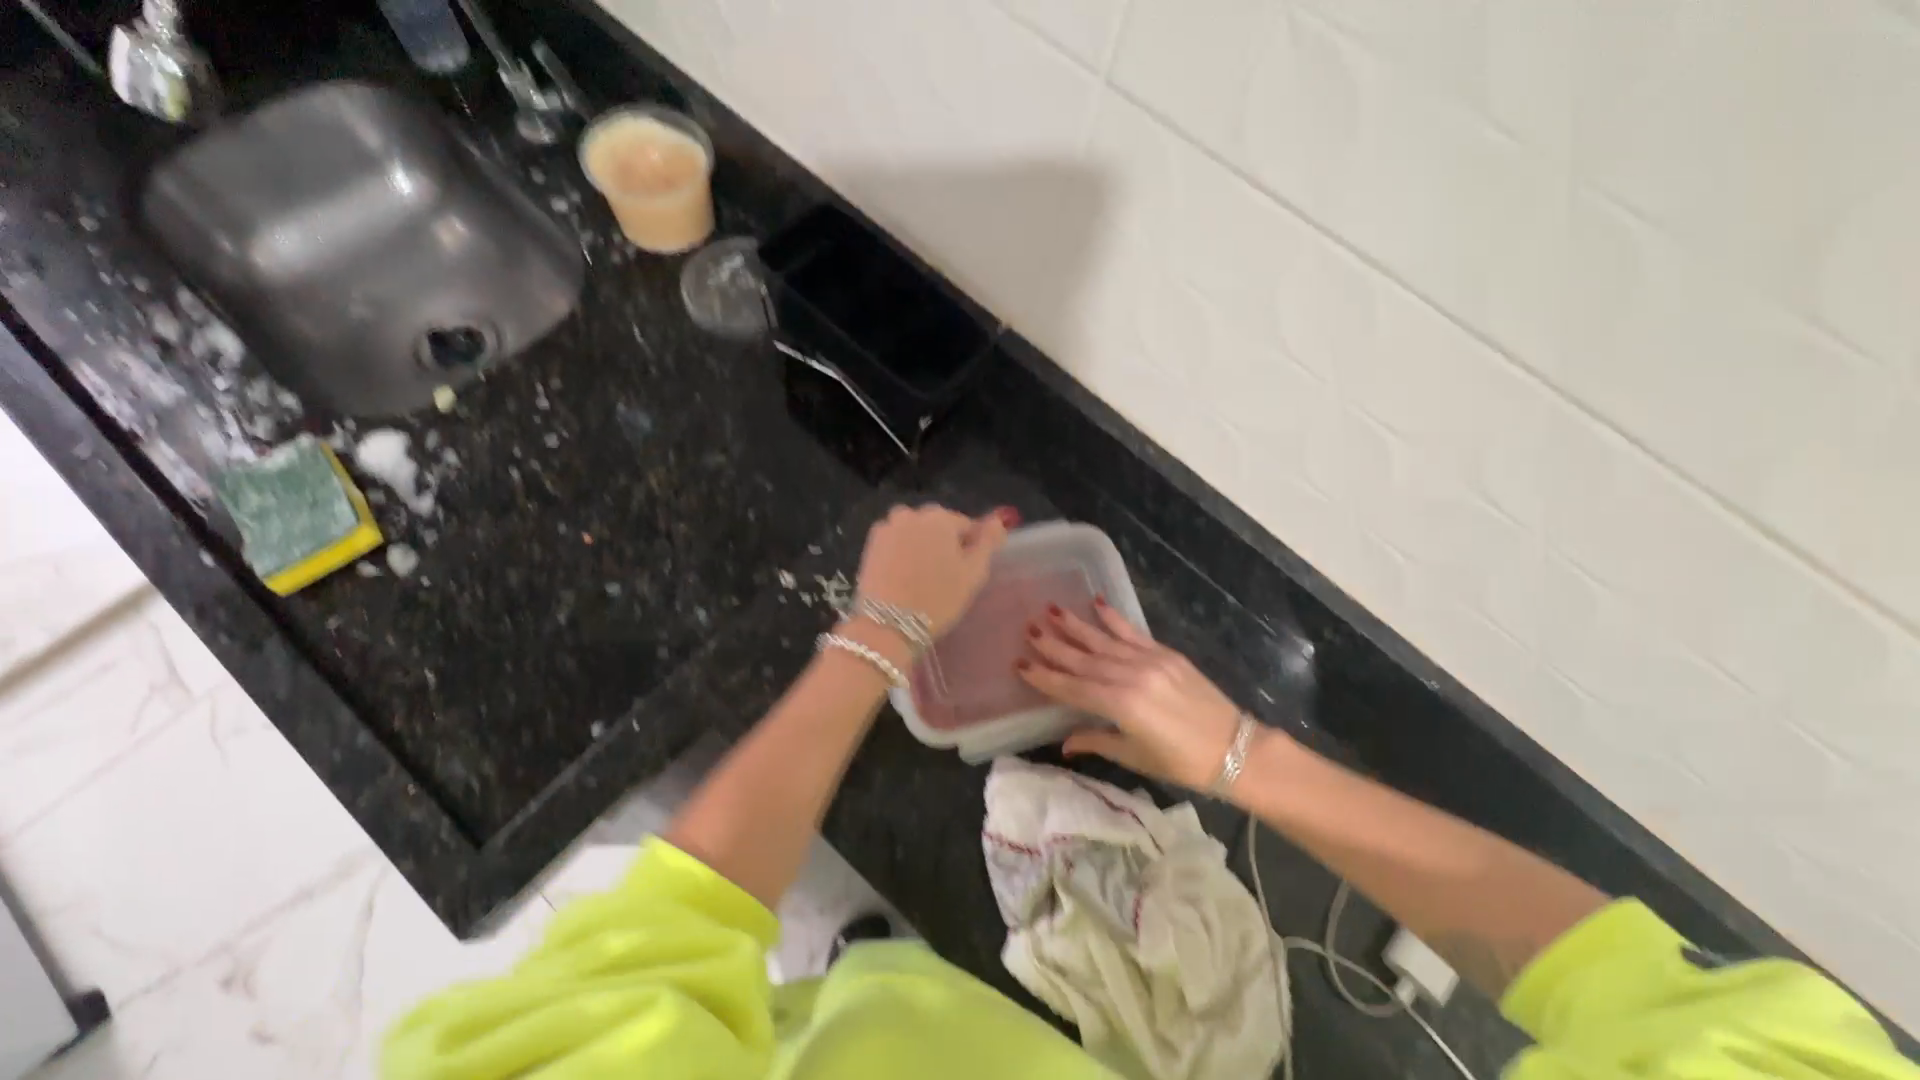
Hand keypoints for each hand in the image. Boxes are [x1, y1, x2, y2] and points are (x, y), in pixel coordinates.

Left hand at [854, 504, 1017, 637]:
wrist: (887, 625)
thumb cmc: (937, 599)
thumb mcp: (973, 573)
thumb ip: (988, 541)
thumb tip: (998, 520)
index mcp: (939, 516)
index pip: (965, 525)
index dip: (969, 548)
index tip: (965, 572)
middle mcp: (911, 514)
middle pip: (937, 526)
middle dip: (943, 545)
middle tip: (945, 579)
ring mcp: (887, 527)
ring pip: (915, 534)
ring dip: (921, 548)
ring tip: (923, 579)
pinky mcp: (870, 544)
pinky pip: (896, 543)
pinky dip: (902, 554)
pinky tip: (904, 578)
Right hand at [1018, 600, 1245, 789]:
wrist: (1234, 749)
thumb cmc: (1182, 763)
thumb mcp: (1135, 757)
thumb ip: (1097, 742)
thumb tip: (1065, 743)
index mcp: (1121, 706)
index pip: (1073, 688)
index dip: (1046, 677)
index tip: (1020, 664)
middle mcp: (1131, 677)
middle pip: (1084, 660)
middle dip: (1054, 645)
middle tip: (1028, 629)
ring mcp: (1150, 662)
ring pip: (1104, 642)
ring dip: (1077, 626)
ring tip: (1052, 610)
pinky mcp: (1167, 654)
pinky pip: (1134, 633)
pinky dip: (1114, 618)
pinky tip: (1097, 603)